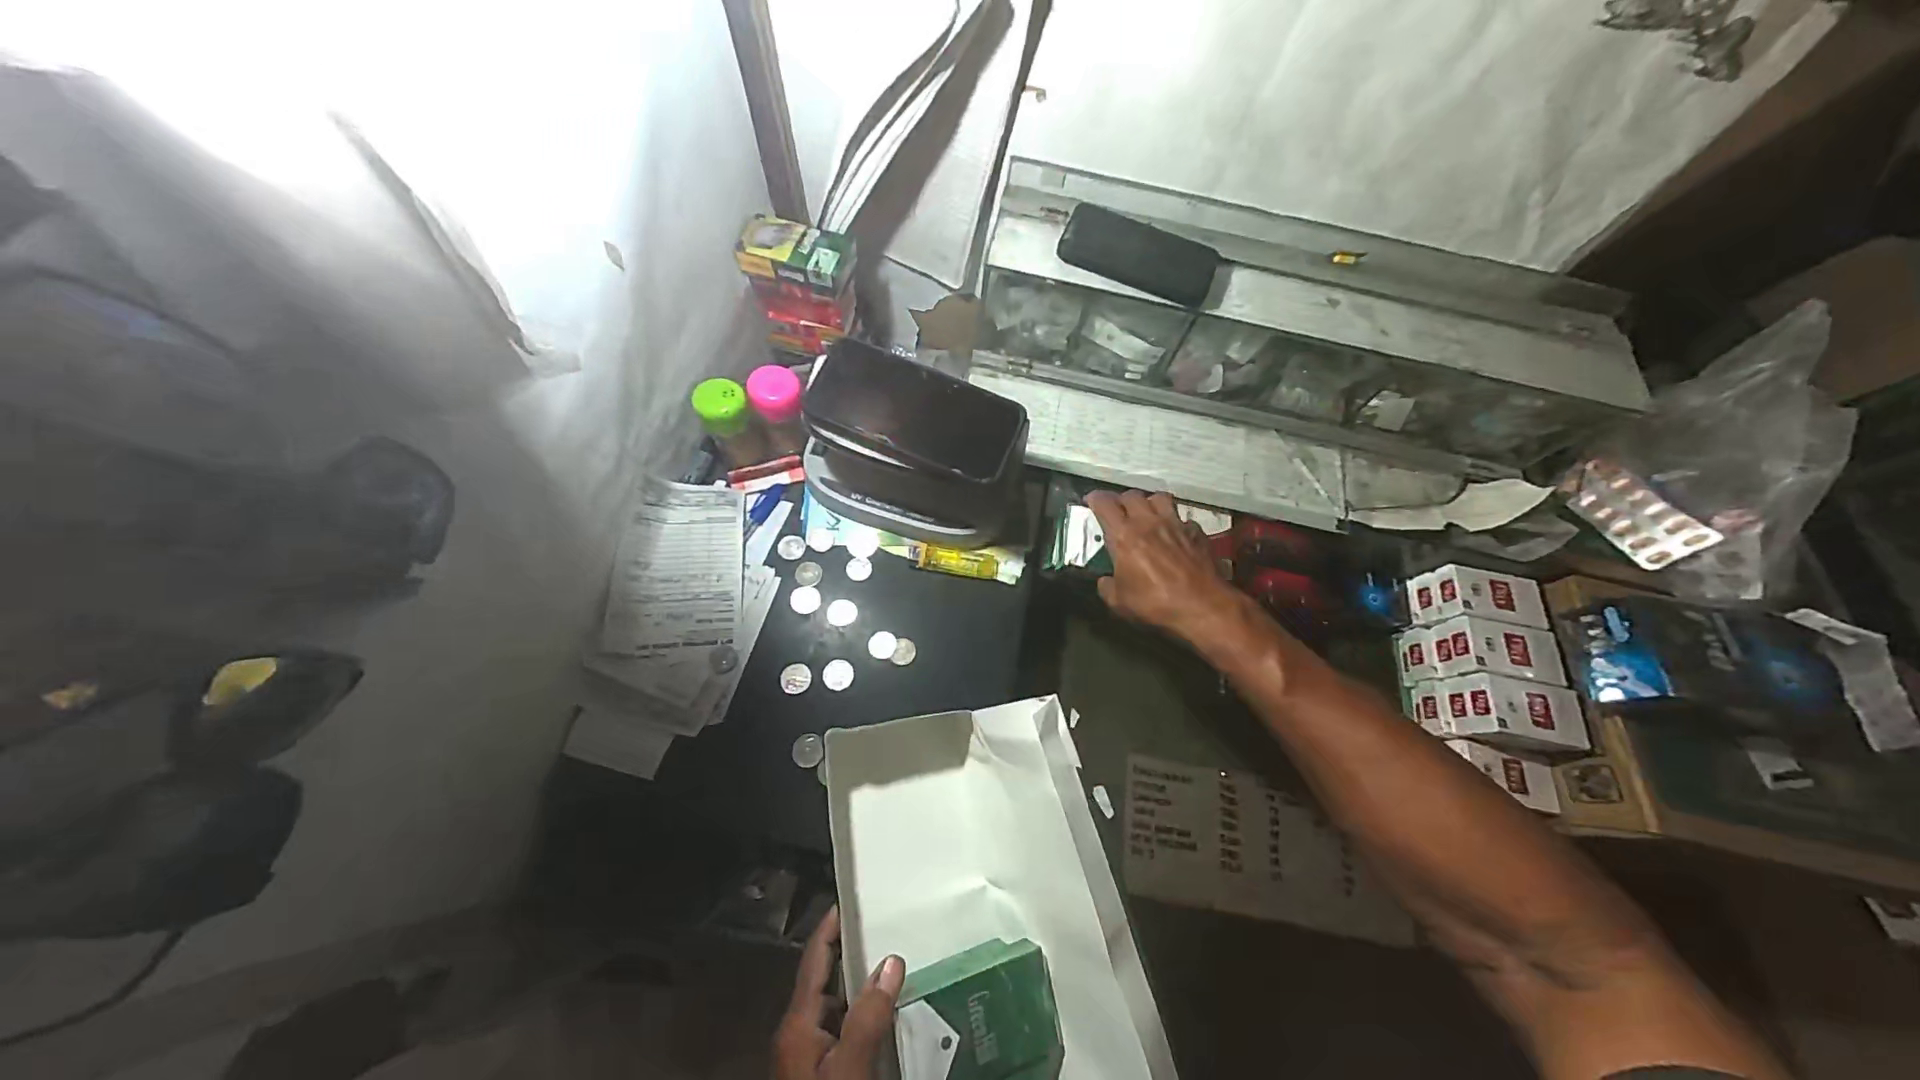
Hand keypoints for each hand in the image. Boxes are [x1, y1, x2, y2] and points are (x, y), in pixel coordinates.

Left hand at [774, 907, 904, 1079]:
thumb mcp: (850, 1066)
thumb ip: (868, 1017)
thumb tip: (892, 961)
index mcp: (797, 1023)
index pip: (813, 960)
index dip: (829, 928)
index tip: (846, 900)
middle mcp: (797, 1032)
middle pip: (825, 980)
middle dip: (851, 952)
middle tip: (880, 928)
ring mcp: (806, 1053)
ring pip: (835, 1004)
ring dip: (859, 983)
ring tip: (889, 963)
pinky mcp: (818, 1069)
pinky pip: (841, 1027)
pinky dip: (860, 1011)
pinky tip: (883, 1012)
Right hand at [1086, 490, 1239, 644]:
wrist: (1203, 607)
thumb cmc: (1156, 604)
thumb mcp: (1119, 602)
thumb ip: (1108, 587)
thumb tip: (1106, 581)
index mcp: (1124, 536)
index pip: (1105, 503)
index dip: (1095, 499)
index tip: (1091, 501)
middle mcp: (1148, 522)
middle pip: (1132, 495)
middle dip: (1121, 500)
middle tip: (1118, 512)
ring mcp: (1175, 524)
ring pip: (1159, 498)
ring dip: (1149, 503)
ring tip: (1146, 514)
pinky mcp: (1196, 532)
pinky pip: (1182, 518)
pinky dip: (1175, 523)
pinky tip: (1174, 535)